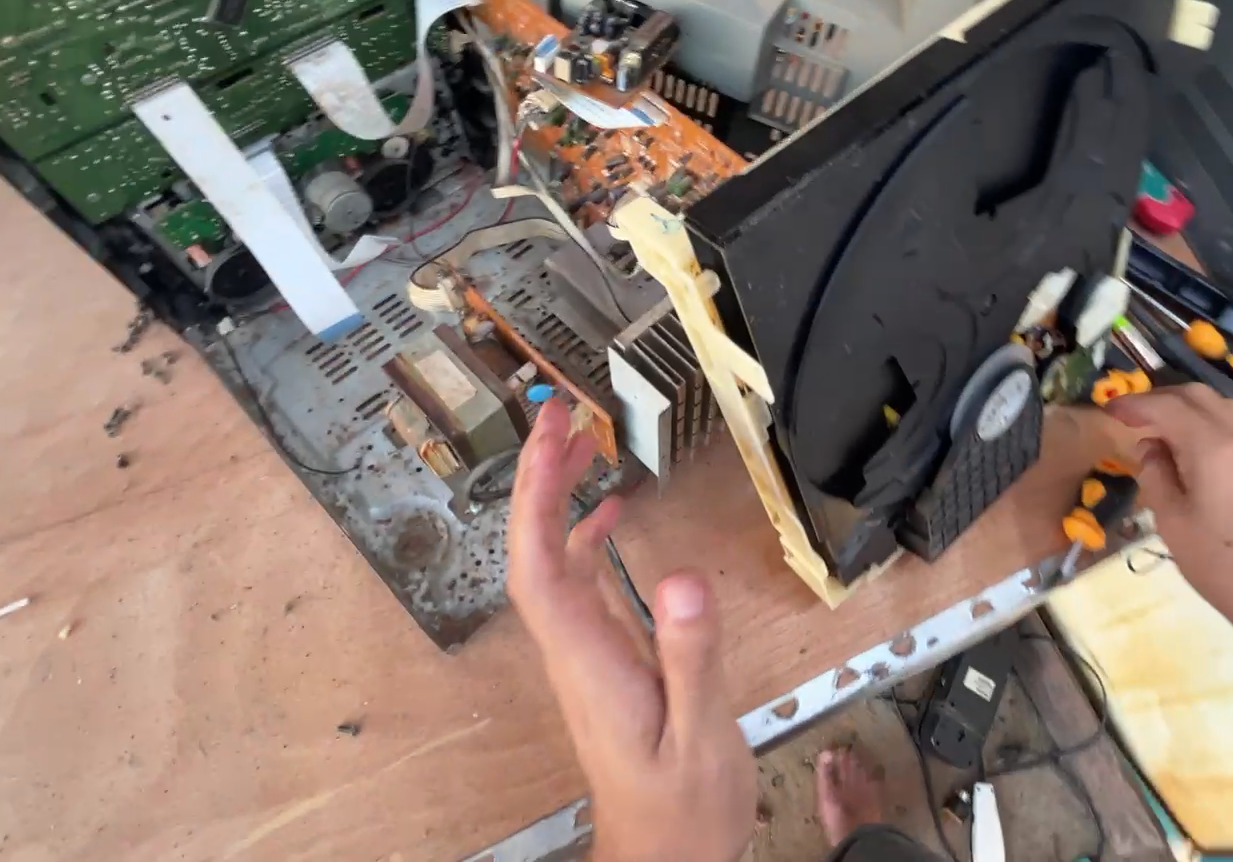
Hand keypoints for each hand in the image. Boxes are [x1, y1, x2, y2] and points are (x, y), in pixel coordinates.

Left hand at [507, 401, 754, 861]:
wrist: (665, 856)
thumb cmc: (682, 806)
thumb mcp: (700, 735)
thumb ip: (691, 657)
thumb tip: (682, 575)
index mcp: (587, 658)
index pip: (538, 565)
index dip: (535, 497)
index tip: (552, 439)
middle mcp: (572, 645)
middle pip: (533, 549)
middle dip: (536, 478)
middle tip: (557, 416)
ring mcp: (583, 647)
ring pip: (551, 558)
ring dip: (557, 497)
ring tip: (579, 442)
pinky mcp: (602, 651)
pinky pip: (580, 578)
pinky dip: (587, 534)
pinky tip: (610, 511)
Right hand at [1105, 385, 1232, 651]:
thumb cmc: (1221, 566)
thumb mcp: (1171, 521)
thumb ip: (1155, 474)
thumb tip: (1150, 447)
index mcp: (1214, 448)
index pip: (1168, 406)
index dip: (1134, 404)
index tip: (1109, 411)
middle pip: (1198, 395)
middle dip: (1161, 399)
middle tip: (1132, 418)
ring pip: (1222, 405)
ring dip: (1188, 408)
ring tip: (1161, 431)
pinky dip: (1210, 422)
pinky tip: (1193, 448)